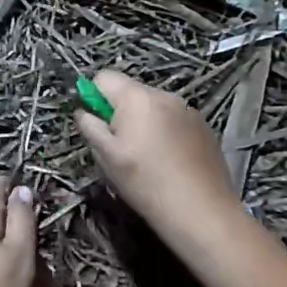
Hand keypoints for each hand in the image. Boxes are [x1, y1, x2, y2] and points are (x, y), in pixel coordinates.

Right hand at [73, 69, 238, 231]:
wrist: (200, 209)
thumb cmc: (144, 181)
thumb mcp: (105, 156)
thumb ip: (89, 127)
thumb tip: (83, 111)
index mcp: (137, 98)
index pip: (104, 77)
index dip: (93, 97)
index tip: (97, 126)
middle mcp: (165, 95)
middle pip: (130, 92)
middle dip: (120, 113)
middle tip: (120, 148)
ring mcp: (188, 110)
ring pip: (152, 108)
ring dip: (143, 123)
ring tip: (146, 158)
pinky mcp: (203, 127)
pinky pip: (173, 120)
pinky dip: (165, 133)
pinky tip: (168, 161)